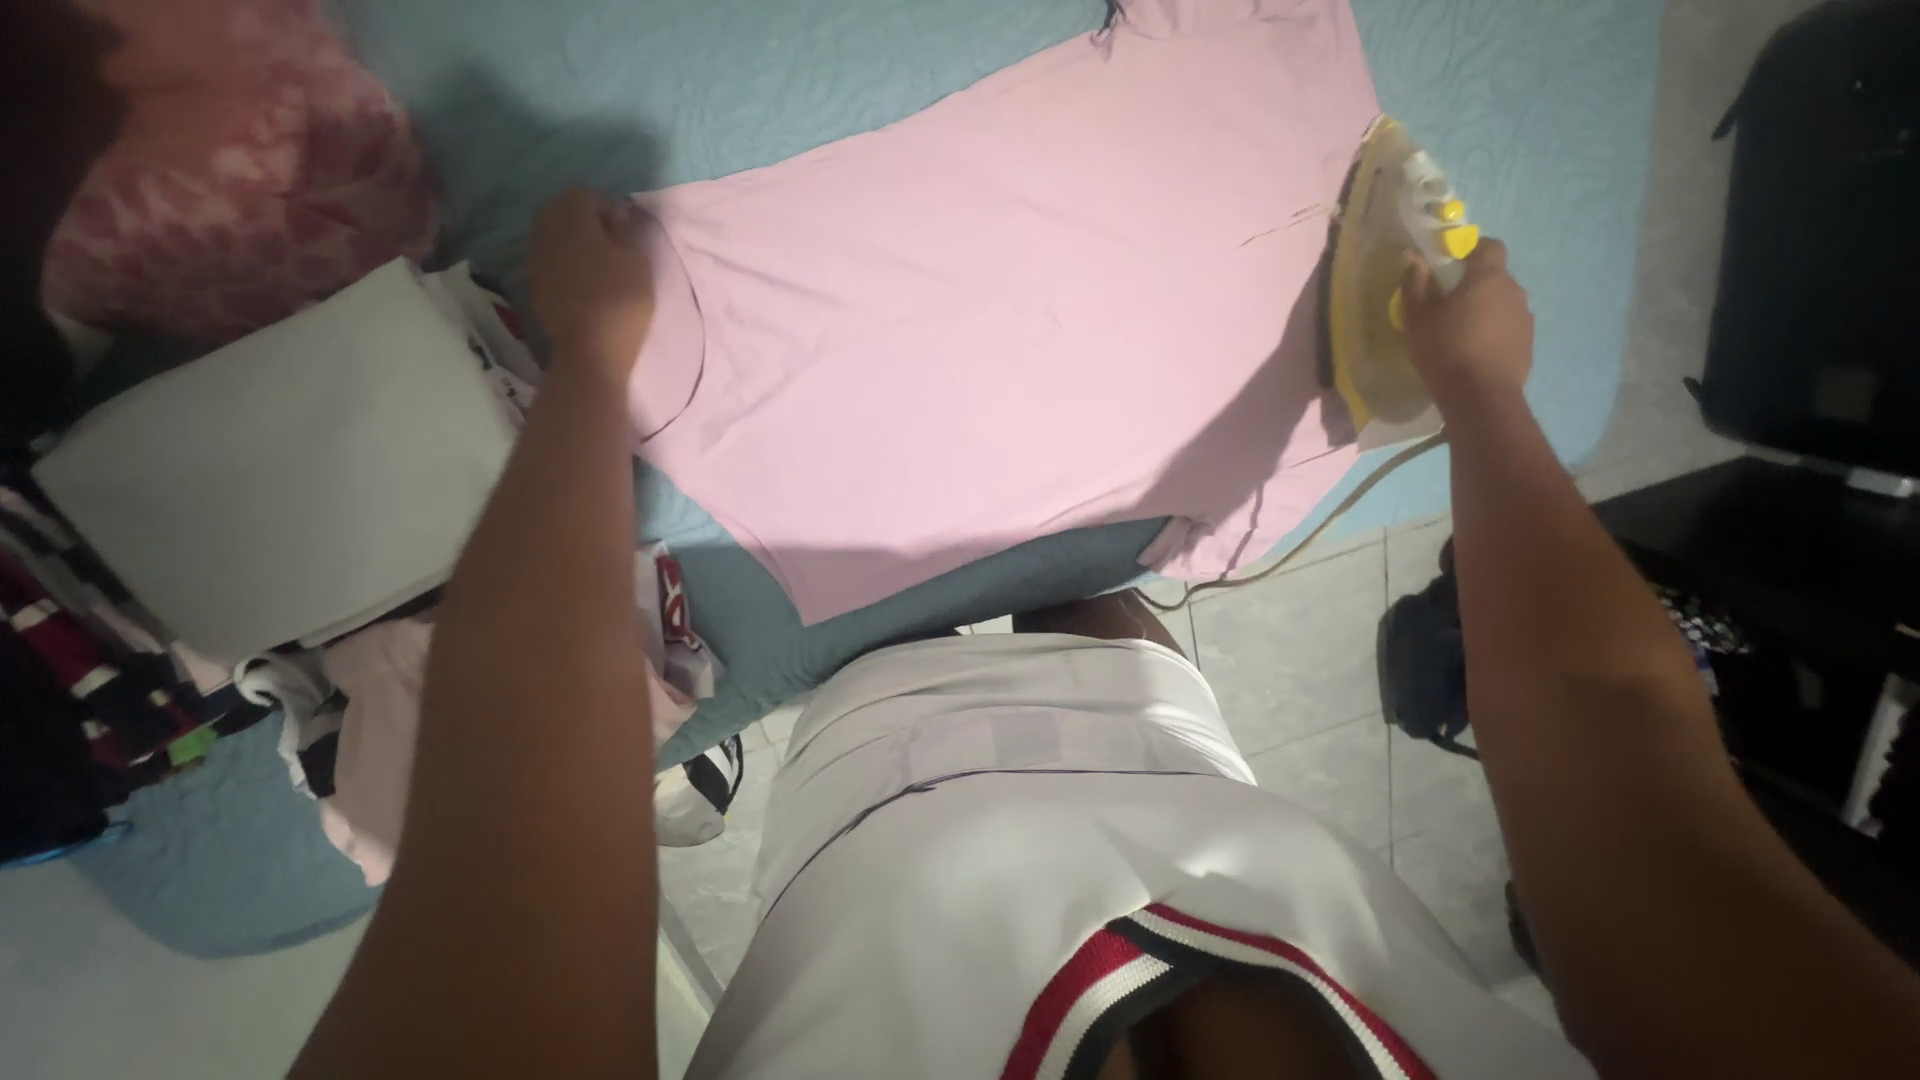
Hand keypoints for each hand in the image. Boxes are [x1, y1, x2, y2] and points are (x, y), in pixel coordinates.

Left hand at [528, 187, 654, 370]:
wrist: (589, 348)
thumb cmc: (621, 300)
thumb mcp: (638, 262)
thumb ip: (627, 231)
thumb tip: (617, 215)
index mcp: (572, 218)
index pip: (583, 193)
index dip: (605, 206)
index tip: (624, 229)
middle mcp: (546, 230)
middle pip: (560, 208)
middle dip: (583, 218)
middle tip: (609, 242)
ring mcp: (535, 256)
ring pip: (550, 232)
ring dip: (570, 239)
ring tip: (596, 262)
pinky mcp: (534, 281)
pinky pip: (546, 256)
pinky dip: (562, 259)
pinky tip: (581, 280)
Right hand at [1402, 238, 1533, 410]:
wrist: (1480, 395)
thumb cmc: (1444, 349)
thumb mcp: (1418, 318)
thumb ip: (1415, 284)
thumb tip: (1412, 258)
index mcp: (1488, 278)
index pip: (1489, 246)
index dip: (1472, 250)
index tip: (1451, 265)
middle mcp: (1514, 290)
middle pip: (1495, 277)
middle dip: (1474, 285)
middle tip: (1447, 306)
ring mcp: (1525, 317)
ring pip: (1502, 303)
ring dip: (1484, 310)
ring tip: (1461, 334)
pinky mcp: (1528, 342)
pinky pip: (1508, 327)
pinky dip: (1493, 332)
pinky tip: (1475, 352)